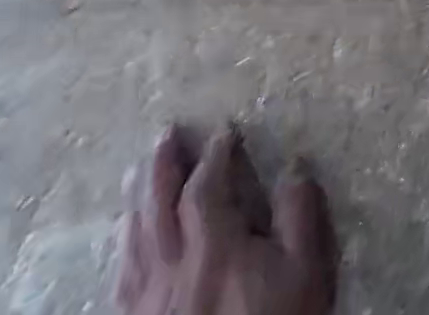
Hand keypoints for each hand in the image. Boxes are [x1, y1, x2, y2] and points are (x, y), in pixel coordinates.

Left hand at [113, 124, 336, 314]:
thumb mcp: (306, 266)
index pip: (205, 190)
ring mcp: (146, 299)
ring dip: (137, 198)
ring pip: (133, 239)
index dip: (215, 156)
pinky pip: (123, 271)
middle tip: (165, 134)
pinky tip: (128, 232)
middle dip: (161, 167)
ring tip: (139, 170)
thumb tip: (293, 165)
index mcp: (215, 249)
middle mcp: (171, 269)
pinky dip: (125, 240)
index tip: (225, 131)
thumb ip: (299, 214)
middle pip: (156, 209)